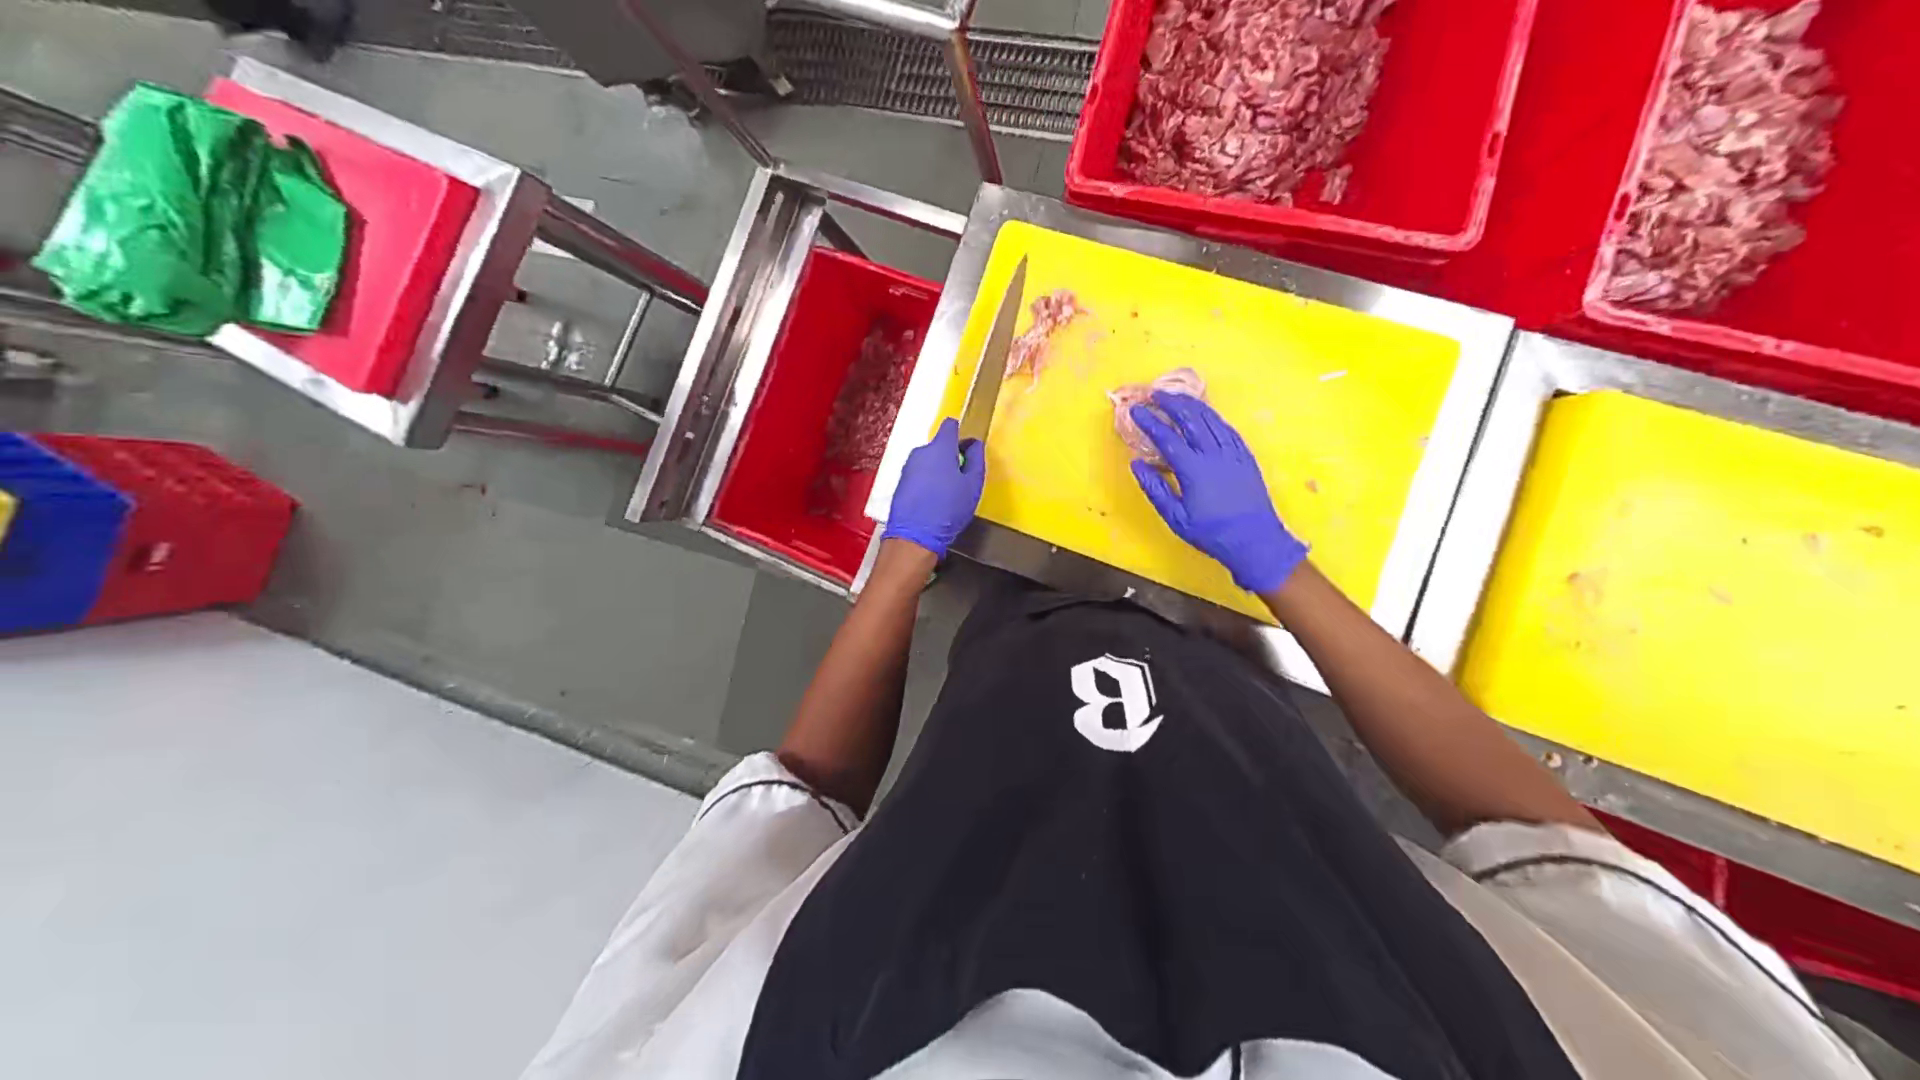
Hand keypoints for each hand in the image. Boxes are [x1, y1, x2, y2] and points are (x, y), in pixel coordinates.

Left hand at [883, 418, 985, 558]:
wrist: (915, 535)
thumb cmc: (949, 507)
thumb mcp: (973, 485)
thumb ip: (976, 459)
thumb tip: (974, 444)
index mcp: (940, 447)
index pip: (950, 425)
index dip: (961, 433)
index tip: (967, 450)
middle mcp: (921, 452)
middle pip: (939, 446)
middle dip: (950, 457)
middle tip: (961, 479)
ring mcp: (908, 467)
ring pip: (928, 462)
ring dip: (938, 471)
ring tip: (947, 495)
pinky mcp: (900, 482)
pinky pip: (918, 475)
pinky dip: (927, 483)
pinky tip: (933, 502)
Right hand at [1129, 392, 1306, 593]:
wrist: (1254, 539)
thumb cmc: (1211, 533)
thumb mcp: (1175, 517)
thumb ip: (1154, 488)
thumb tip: (1137, 464)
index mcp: (1193, 469)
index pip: (1167, 438)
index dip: (1150, 422)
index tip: (1136, 411)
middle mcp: (1214, 455)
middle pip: (1191, 420)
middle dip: (1172, 404)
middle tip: (1156, 394)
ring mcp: (1233, 453)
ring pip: (1211, 420)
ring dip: (1193, 405)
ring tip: (1178, 397)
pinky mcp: (1245, 457)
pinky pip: (1228, 429)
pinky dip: (1213, 417)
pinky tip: (1206, 414)